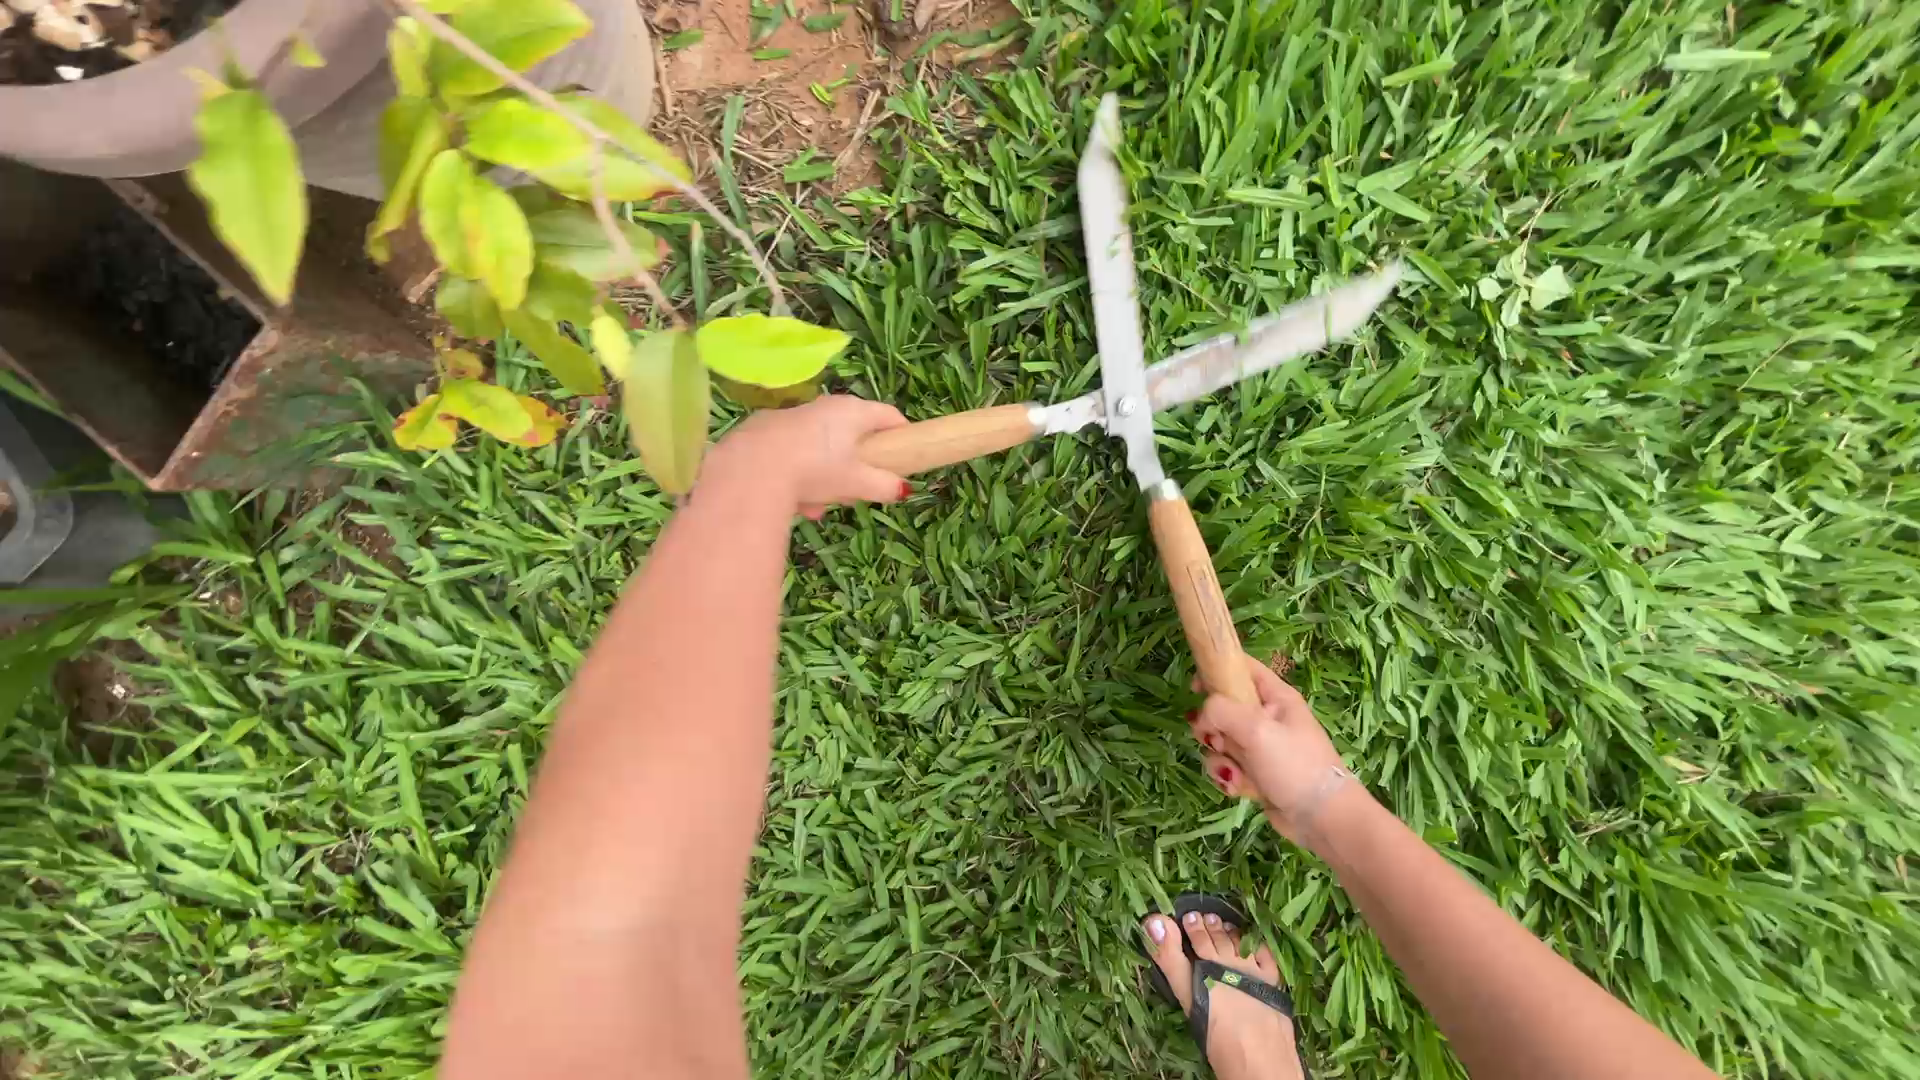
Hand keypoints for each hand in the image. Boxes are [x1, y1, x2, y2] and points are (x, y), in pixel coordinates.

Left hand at [700, 395, 909, 516]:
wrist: (751, 469)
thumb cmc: (816, 470)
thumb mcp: (857, 484)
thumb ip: (884, 486)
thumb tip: (900, 489)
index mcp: (852, 412)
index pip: (890, 415)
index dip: (901, 435)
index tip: (903, 457)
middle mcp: (823, 406)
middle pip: (852, 436)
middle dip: (855, 468)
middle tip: (854, 492)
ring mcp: (792, 417)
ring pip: (820, 449)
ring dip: (824, 479)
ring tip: (817, 507)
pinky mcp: (763, 431)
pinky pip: (793, 454)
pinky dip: (797, 475)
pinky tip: (792, 501)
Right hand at [1188, 655, 1355, 850]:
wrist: (1323, 820)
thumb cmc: (1295, 766)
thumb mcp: (1257, 730)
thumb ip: (1221, 711)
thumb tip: (1201, 717)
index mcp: (1276, 697)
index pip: (1242, 668)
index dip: (1216, 672)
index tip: (1195, 690)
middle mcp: (1267, 717)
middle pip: (1223, 707)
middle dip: (1212, 726)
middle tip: (1217, 740)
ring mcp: (1261, 746)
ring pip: (1220, 739)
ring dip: (1219, 756)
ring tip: (1235, 770)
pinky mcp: (1256, 771)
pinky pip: (1228, 764)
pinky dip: (1230, 776)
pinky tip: (1241, 787)